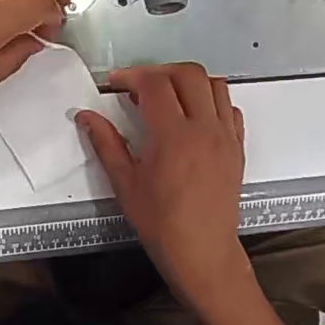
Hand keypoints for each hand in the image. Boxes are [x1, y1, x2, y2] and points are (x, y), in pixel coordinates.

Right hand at [76, 63, 253, 312]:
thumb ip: (106, 144)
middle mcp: (205, 129)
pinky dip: (212, 101)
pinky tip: (195, 117)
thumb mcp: (125, 184)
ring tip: (169, 97)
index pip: (155, 84)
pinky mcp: (238, 148)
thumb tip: (86, 117)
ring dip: (189, 81)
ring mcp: (226, 137)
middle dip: (160, 72)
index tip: (116, 84)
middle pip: (188, 74)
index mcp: (174, 136)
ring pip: (215, 85)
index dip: (131, 76)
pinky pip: (230, 109)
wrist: (202, 252)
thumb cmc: (162, 225)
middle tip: (139, 87)